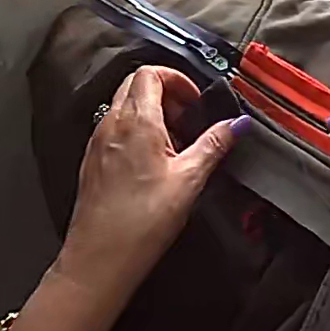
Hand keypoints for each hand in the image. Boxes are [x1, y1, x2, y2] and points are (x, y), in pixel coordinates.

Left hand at [60, 66, 244, 294]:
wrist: (100, 258)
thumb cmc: (142, 221)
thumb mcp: (190, 178)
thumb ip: (214, 145)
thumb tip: (236, 124)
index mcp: (137, 122)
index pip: (151, 73)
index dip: (178, 80)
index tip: (196, 103)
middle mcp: (111, 124)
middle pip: (136, 84)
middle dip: (166, 93)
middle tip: (188, 120)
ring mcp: (98, 141)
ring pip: (124, 105)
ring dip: (152, 112)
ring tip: (176, 144)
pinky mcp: (93, 160)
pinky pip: (115, 129)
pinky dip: (138, 131)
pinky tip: (155, 163)